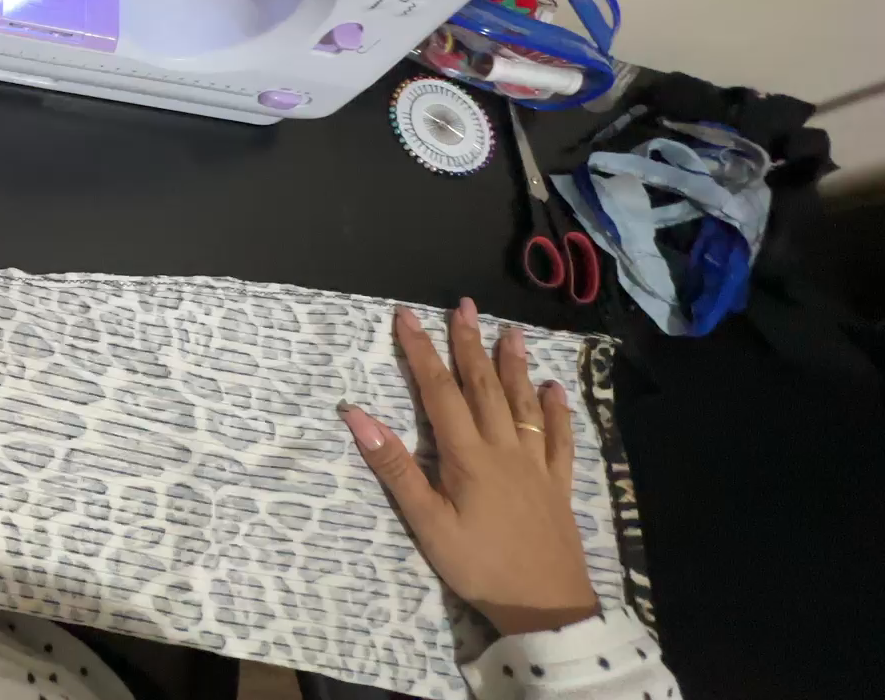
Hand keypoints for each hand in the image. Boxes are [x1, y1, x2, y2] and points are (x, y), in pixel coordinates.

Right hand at [338, 299, 597, 635]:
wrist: (548, 611)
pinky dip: (557, 411)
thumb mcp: (424, 520)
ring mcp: (536, 466)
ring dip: (514, 365)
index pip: (439, 390)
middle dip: (469, 344)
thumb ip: (393, 466)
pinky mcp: (558, 486)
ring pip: (524, 404)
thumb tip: (355, 414)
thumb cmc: (477, 564)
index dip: (421, 351)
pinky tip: (554, 388)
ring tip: (510, 332)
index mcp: (468, 455)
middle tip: (463, 306)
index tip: (405, 316)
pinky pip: (561, 440)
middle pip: (484, 387)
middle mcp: (505, 450)